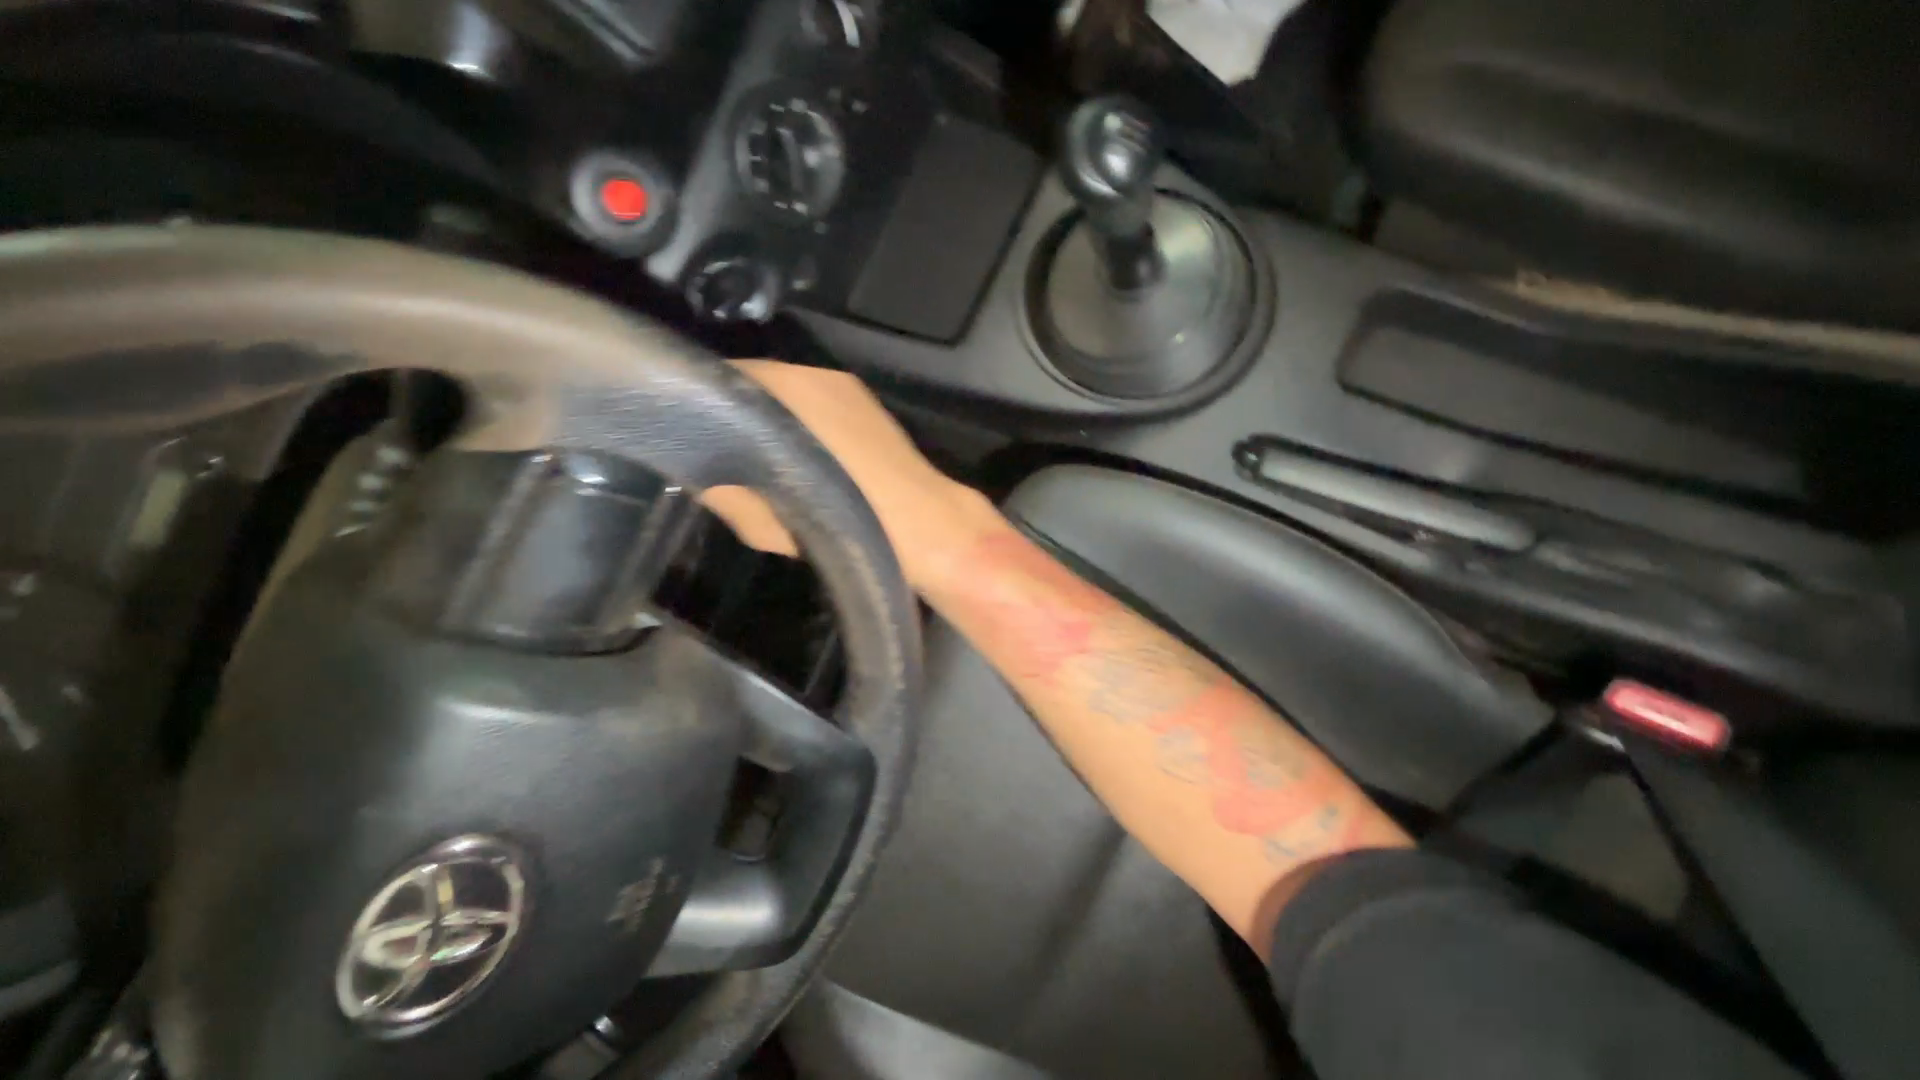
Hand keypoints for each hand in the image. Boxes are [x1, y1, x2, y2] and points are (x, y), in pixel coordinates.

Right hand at [703, 361, 998, 591]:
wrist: (925, 525)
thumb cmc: (843, 522)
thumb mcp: (763, 523)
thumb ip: (723, 490)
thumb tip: (700, 474)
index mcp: (783, 389)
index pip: (721, 380)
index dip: (699, 405)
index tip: (685, 431)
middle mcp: (812, 374)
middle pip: (755, 383)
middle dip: (736, 410)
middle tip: (717, 447)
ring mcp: (844, 385)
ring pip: (787, 392)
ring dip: (770, 416)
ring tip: (756, 454)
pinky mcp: (867, 402)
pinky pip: (816, 402)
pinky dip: (800, 421)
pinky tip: (798, 454)